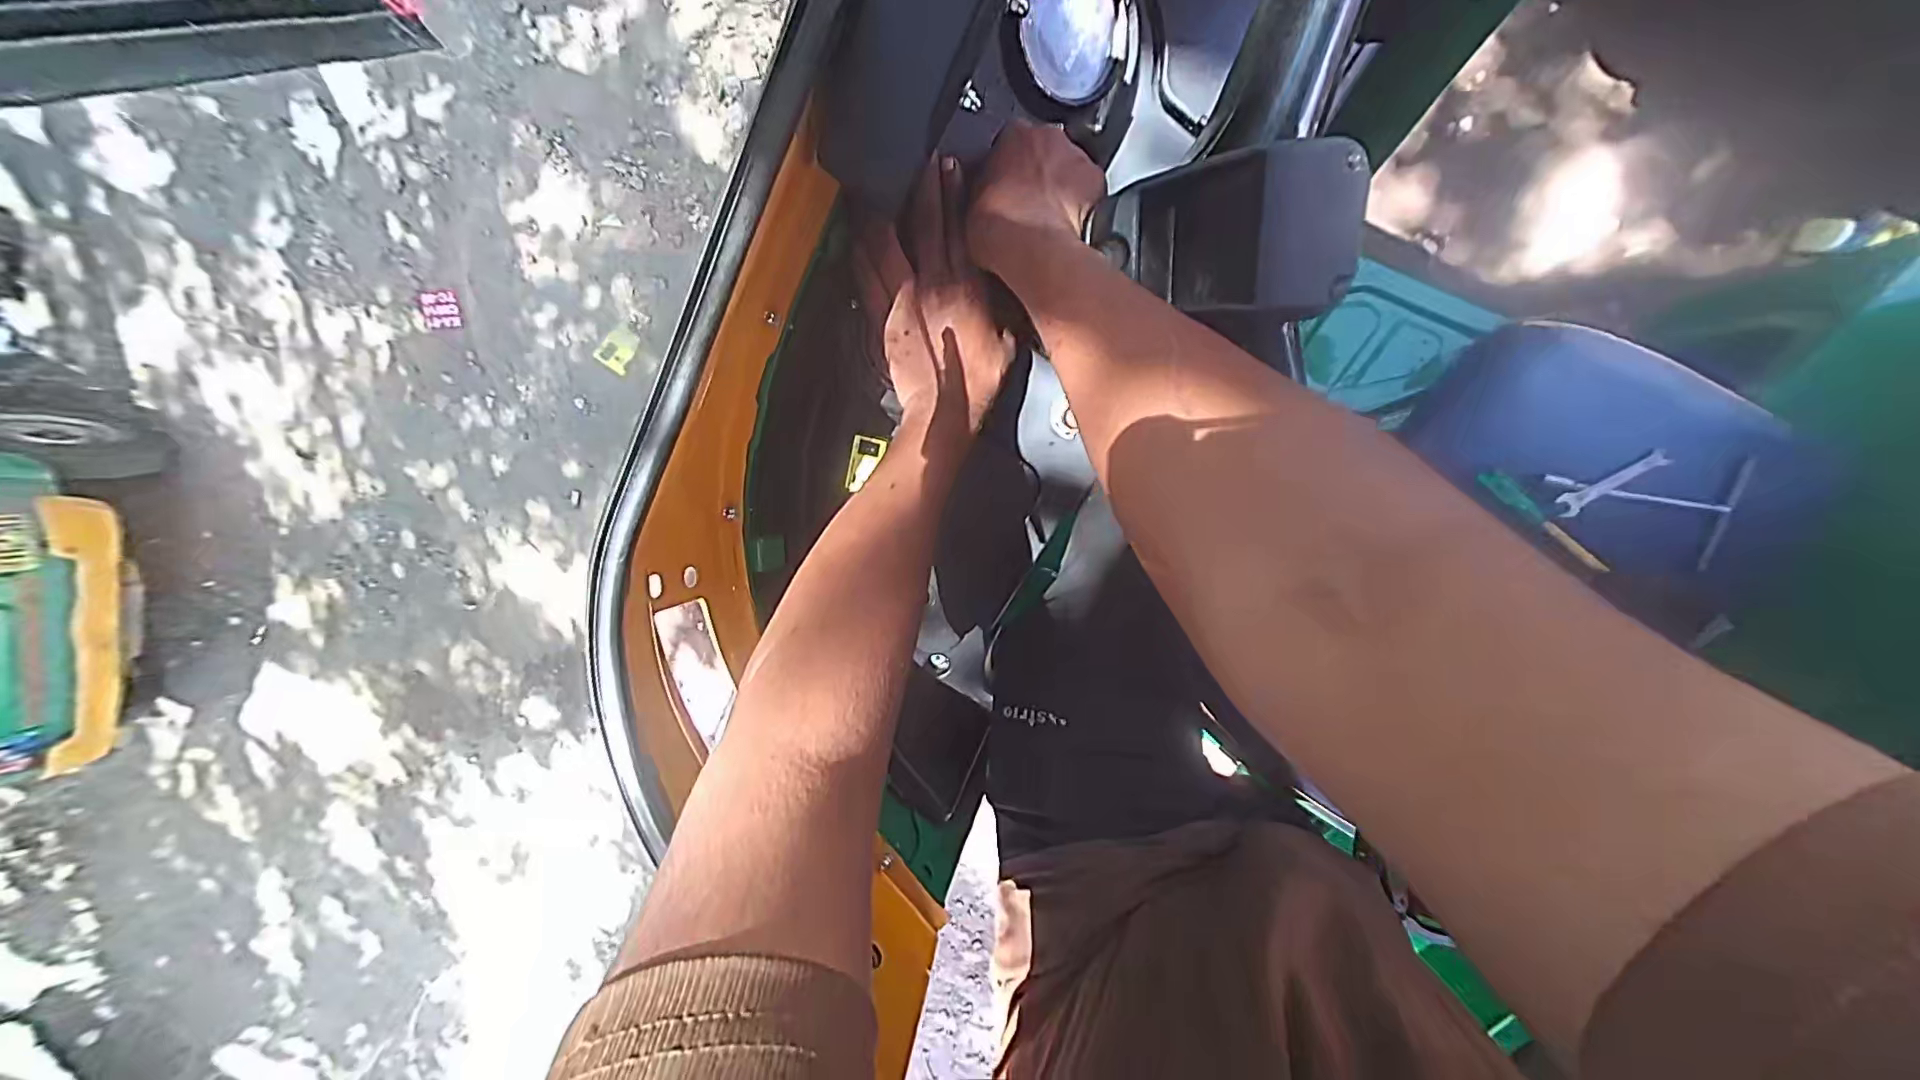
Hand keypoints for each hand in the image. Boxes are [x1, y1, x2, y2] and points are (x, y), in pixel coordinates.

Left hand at [855, 157, 1013, 431]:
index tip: (948, 168)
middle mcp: (932, 286)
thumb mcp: (1006, 345)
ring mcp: (903, 299)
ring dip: (885, 212)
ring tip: (879, 186)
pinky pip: (868, 275)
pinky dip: (862, 251)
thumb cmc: (975, 385)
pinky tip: (858, 233)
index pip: (958, 229)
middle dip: (923, 189)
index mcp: (966, 289)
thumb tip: (1010, 293)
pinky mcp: (883, 318)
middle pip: (925, 225)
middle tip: (920, 163)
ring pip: (890, 244)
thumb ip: (1005, 314)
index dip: (953, 195)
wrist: (941, 413)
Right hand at [965, 122, 1106, 271]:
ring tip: (1047, 217)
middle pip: (1044, 150)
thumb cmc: (1000, 228)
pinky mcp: (1095, 181)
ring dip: (1059, 186)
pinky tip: (1067, 222)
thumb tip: (980, 192)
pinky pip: (1089, 188)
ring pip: (1067, 166)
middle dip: (1037, 172)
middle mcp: (1049, 137)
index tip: (1004, 186)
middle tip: (1027, 203)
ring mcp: (1075, 157)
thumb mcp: (970, 203)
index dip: (1006, 167)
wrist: (1032, 249)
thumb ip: (979, 186)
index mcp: (1014, 133)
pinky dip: (1080, 202)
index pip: (1010, 141)